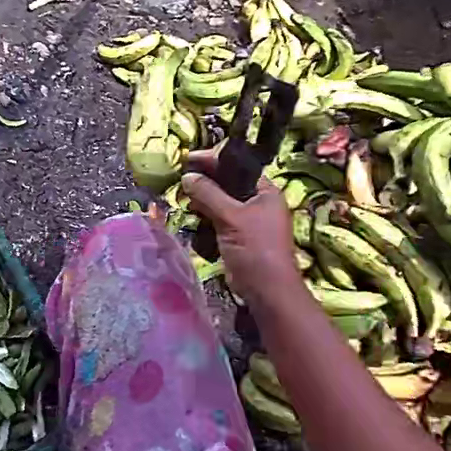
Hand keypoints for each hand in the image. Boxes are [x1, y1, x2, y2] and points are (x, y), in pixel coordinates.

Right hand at [180, 149, 303, 305]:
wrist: (267, 290)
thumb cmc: (256, 248)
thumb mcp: (231, 217)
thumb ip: (209, 194)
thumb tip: (187, 177)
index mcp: (265, 191)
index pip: (238, 166)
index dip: (214, 161)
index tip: (189, 159)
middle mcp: (258, 202)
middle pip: (227, 184)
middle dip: (205, 182)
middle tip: (183, 182)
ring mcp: (248, 220)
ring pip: (220, 202)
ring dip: (202, 201)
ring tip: (184, 200)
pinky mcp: (237, 237)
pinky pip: (218, 220)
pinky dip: (205, 218)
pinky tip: (192, 218)